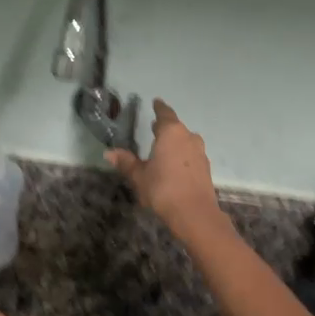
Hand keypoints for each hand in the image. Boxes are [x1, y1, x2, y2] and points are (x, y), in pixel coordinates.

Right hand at [106, 99, 224, 236]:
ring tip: (162, 147)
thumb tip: (109, 153)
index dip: (159, 108)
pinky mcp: (205, 167)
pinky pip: (191, 154)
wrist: (195, 213)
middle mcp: (188, 137)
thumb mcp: (140, 177)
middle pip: (176, 127)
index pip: (165, 114)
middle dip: (165, 127)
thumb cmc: (163, 189)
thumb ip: (127, 163)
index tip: (156, 102)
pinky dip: (182, 155)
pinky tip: (174, 165)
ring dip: (174, 142)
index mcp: (171, 133)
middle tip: (154, 127)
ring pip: (185, 141)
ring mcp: (199, 152)